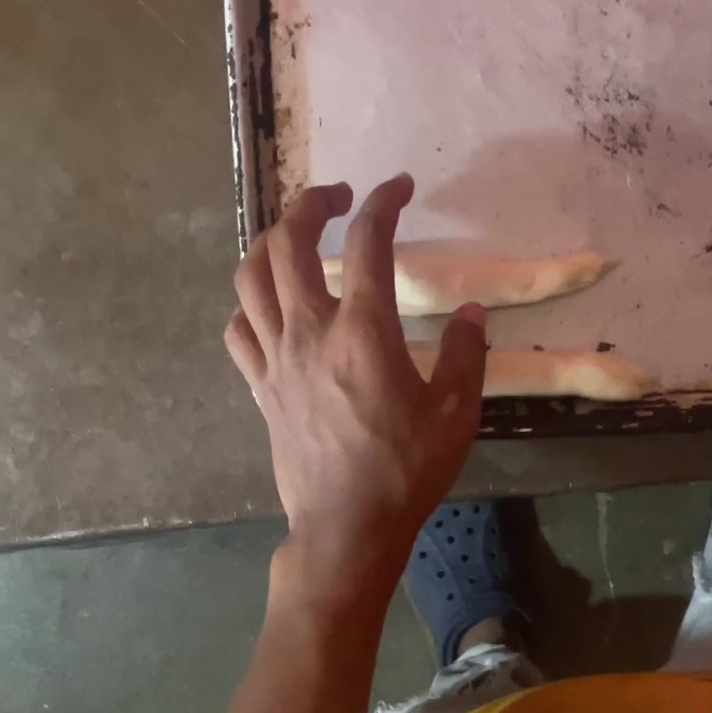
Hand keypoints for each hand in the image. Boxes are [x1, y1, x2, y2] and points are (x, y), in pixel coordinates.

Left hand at [226, 174, 487, 592]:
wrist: (346, 526)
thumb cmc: (405, 472)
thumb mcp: (455, 415)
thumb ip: (466, 356)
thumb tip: (472, 316)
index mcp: (363, 333)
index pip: (369, 242)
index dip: (384, 201)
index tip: (399, 186)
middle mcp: (309, 333)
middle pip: (288, 242)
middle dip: (311, 203)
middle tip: (338, 198)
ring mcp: (276, 359)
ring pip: (250, 277)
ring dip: (269, 243)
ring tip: (295, 239)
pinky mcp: (260, 388)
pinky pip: (239, 329)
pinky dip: (249, 303)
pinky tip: (270, 306)